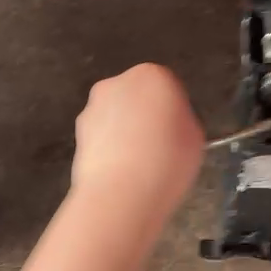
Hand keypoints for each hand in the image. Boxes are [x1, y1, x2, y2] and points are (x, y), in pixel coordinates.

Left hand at [70, 64, 205, 231]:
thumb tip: (168, 126)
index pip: (167, 88)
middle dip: (143, 119)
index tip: (175, 137)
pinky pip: (100, 140)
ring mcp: (92, 109)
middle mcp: (116, 84)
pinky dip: (107, 152)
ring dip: (123, 135)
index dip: (173, 115)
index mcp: (152, 75)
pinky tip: (118, 174)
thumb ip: (180, 121)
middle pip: (136, 98)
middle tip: (157, 150)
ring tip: (136, 168)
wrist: (121, 195)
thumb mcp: (194, 137)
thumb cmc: (167, 163)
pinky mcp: (77, 135)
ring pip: (114, 118)